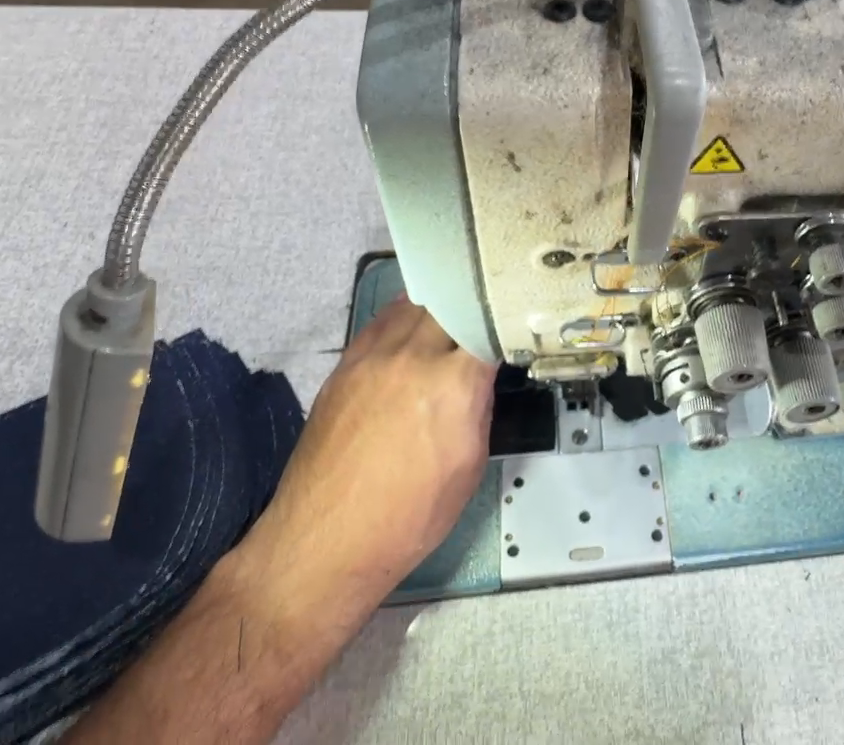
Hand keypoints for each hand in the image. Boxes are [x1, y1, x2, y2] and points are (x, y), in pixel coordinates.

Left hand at [229, 298, 494, 633]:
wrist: (326, 541)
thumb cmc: (409, 516)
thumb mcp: (470, 465)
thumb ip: (480, 407)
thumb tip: (478, 379)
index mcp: (452, 384)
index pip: (490, 325)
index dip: (507, 323)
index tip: (517, 328)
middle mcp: (411, 357)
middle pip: (453, 301)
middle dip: (475, 308)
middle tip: (488, 322)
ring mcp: (371, 356)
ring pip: (415, 302)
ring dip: (440, 307)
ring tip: (454, 320)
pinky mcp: (344, 364)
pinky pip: (383, 321)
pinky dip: (405, 319)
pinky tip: (415, 334)